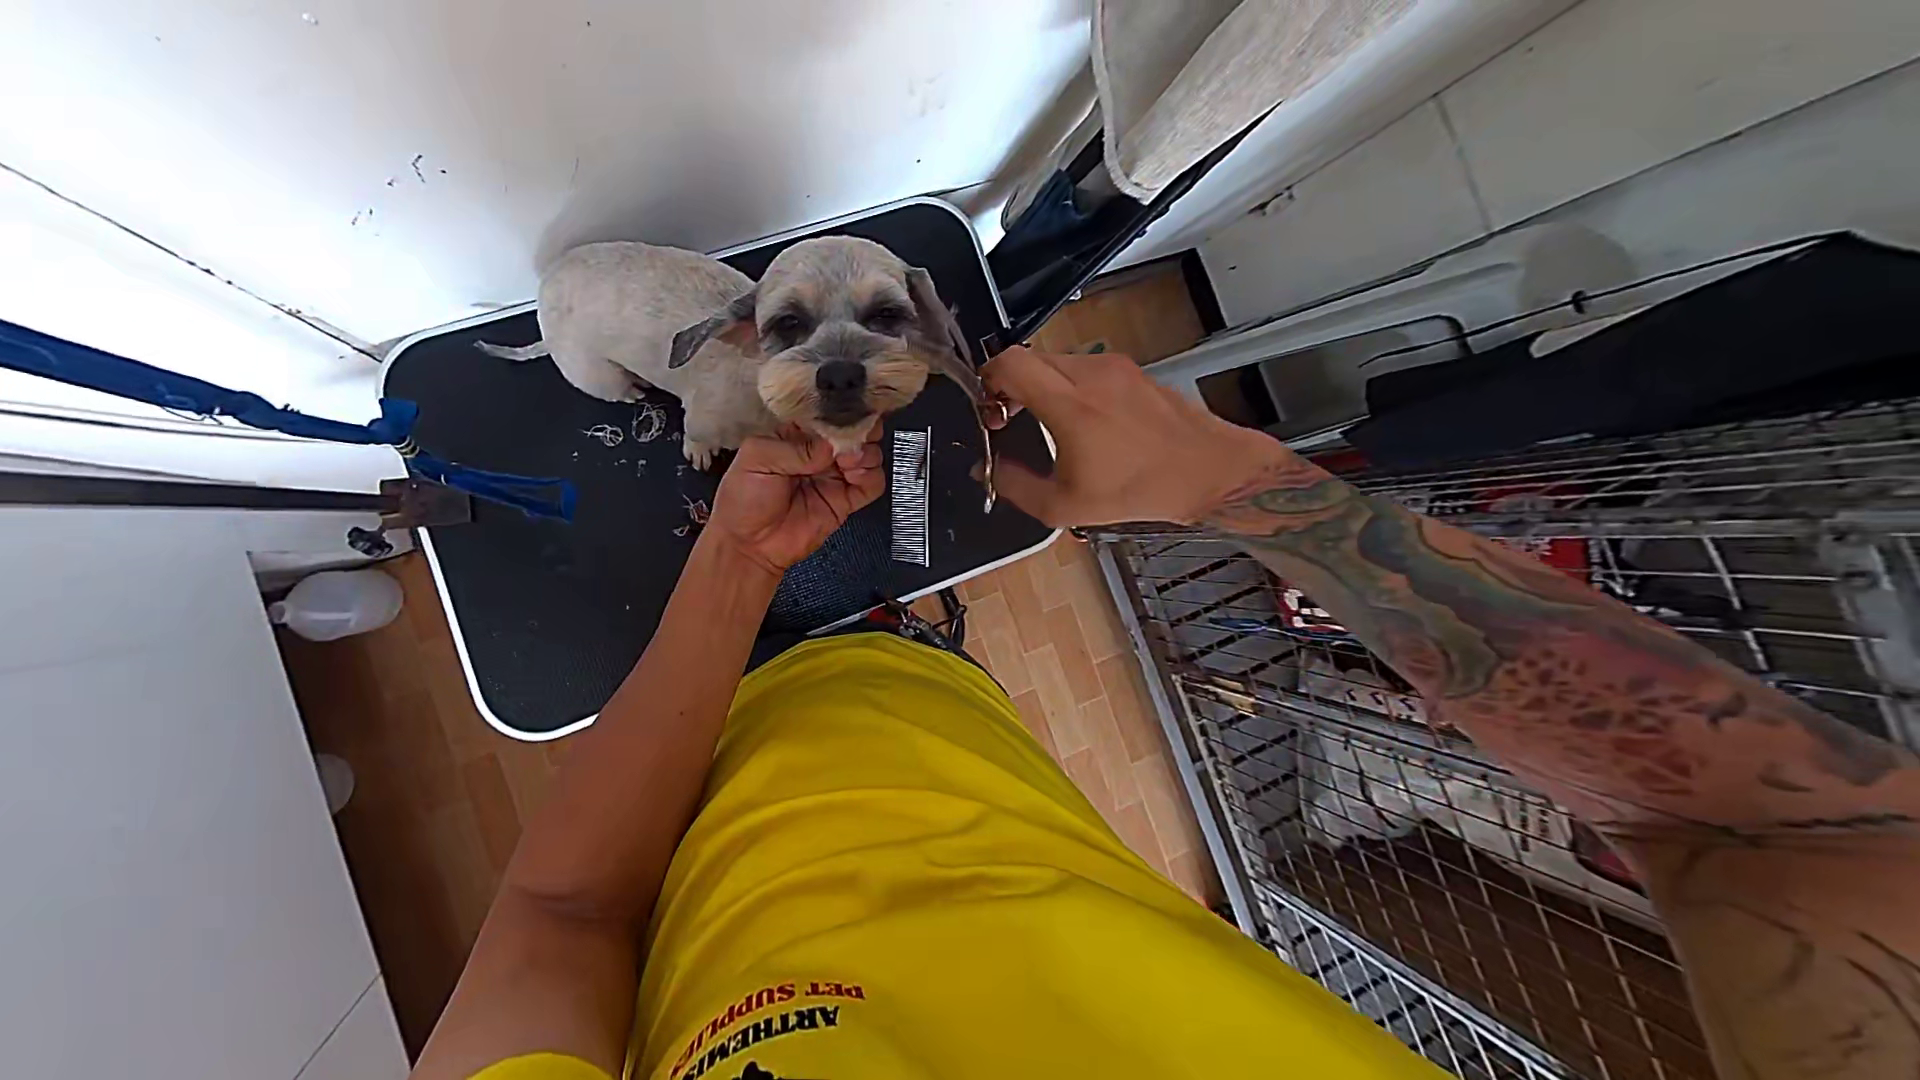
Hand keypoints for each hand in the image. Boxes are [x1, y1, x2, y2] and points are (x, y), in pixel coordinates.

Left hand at [704, 428, 884, 576]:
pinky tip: (854, 476)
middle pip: (854, 431)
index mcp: (797, 435)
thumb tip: (830, 445)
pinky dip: (871, 476)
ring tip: (848, 461)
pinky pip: (872, 483)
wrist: (749, 545)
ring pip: (869, 454)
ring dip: (866, 453)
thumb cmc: (742, 500)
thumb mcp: (756, 458)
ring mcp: (834, 476)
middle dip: (860, 429)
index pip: (827, 414)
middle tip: (852, 437)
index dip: (840, 410)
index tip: (847, 411)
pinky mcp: (846, 500)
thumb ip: (795, 448)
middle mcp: (820, 452)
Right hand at [980, 346, 1296, 525]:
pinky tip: (1076, 419)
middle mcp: (1091, 375)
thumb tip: (990, 472)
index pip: (1009, 363)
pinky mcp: (1130, 370)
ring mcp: (1113, 368)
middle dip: (1008, 384)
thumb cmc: (1144, 488)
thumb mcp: (1066, 505)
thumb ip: (1015, 486)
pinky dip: (1067, 385)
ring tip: (1041, 420)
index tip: (986, 404)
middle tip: (1007, 416)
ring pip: (1055, 361)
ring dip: (1038, 385)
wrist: (1208, 471)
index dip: (987, 379)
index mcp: (1071, 404)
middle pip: (1027, 358)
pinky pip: (1083, 367)